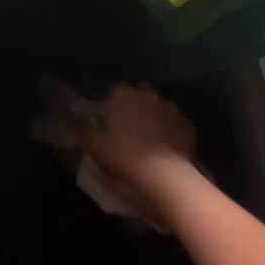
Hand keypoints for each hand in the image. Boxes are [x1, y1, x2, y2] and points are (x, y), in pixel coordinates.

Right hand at [78, 82, 196, 200]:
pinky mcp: (186, 123)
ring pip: (158, 107)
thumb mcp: (94, 145)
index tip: (110, 119)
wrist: (164, 175)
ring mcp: (170, 108)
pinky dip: (169, 129)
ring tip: (149, 138)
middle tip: (129, 127)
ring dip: (153, 117)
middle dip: (134, 106)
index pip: (115, 90)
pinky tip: (166, 146)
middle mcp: (148, 95)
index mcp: (123, 95)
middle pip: (139, 95)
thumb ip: (84, 129)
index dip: (112, 104)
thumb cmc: (124, 156)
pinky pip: (174, 122)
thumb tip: (78, 120)